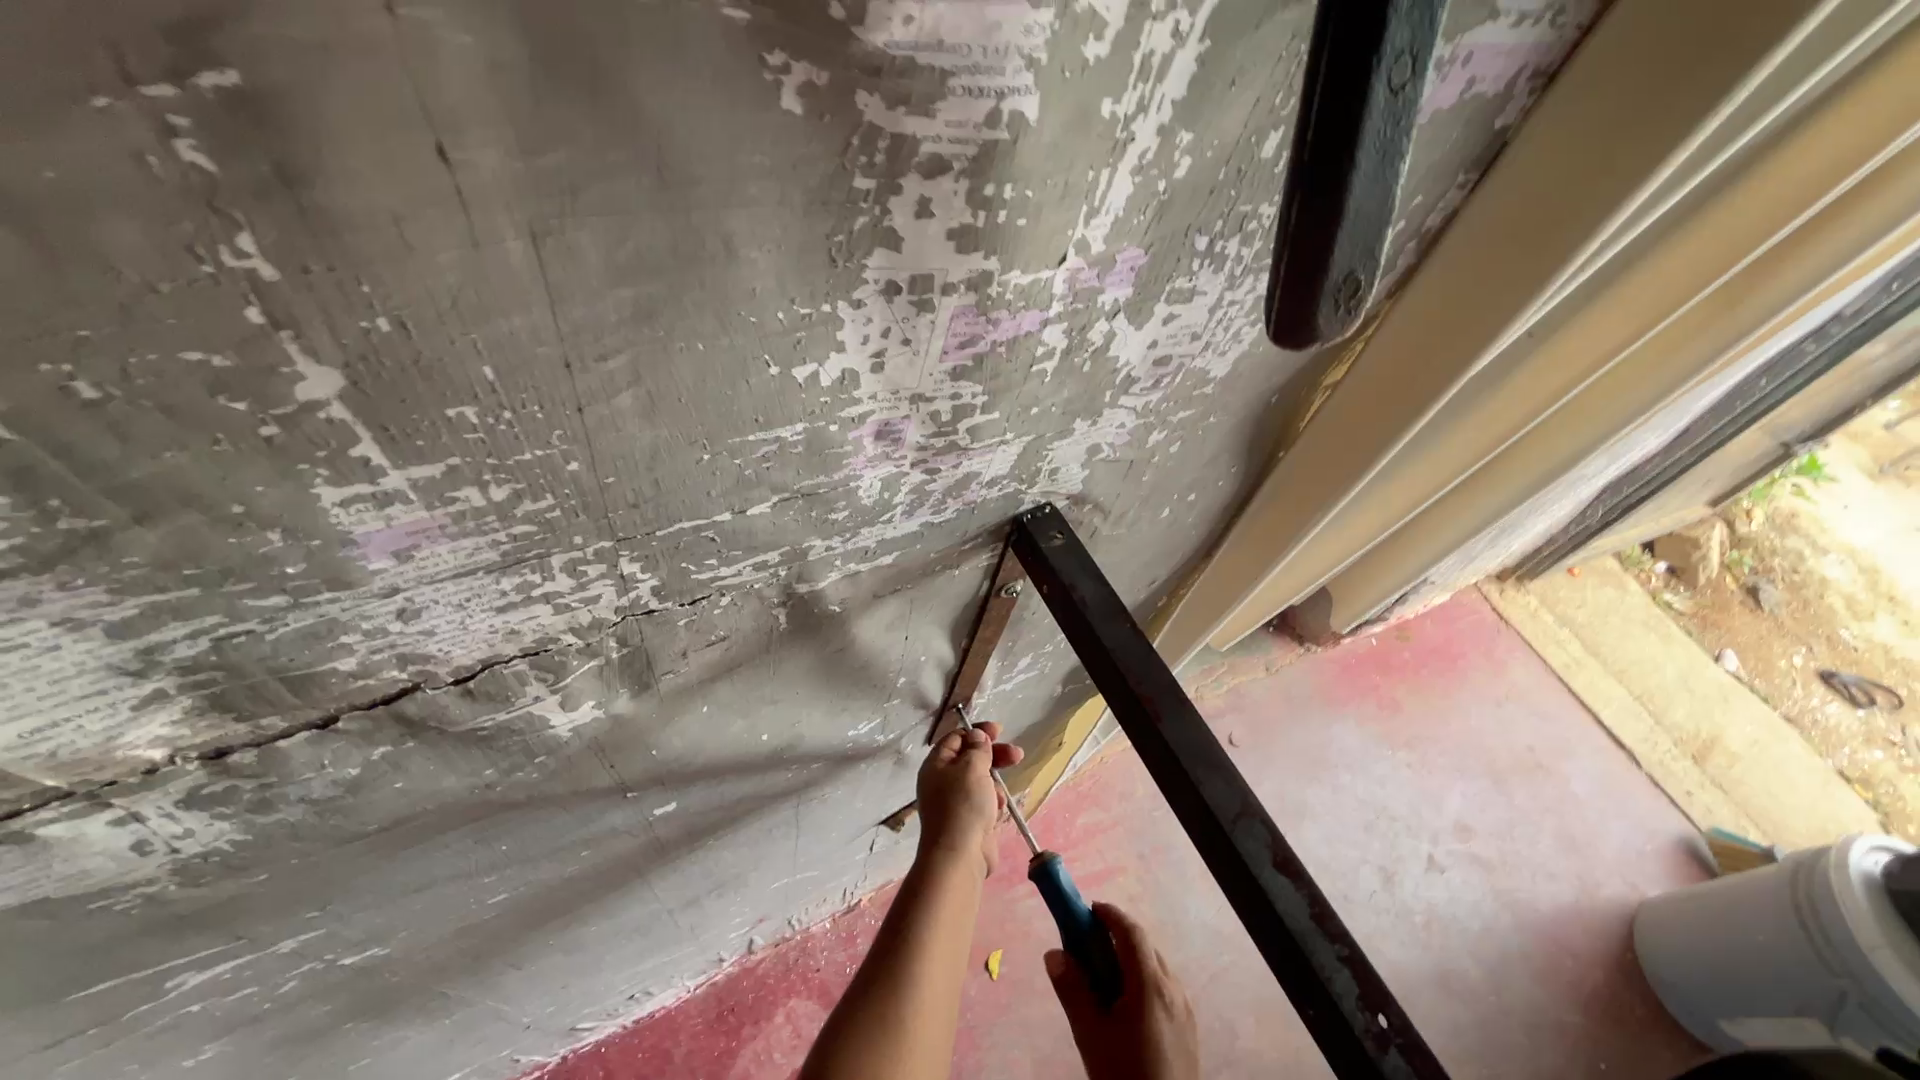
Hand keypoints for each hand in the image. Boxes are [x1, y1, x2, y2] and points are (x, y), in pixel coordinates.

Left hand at [916, 719, 1022, 876]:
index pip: (956, 738)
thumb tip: (976, 737)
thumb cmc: (964, 805)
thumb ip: (977, 749)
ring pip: (981, 782)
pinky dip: (993, 803)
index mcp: (936, 765)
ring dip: (994, 784)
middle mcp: (943, 781)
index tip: (999, 731)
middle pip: (971, 759)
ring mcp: (956, 802)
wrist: (959, 855)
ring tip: (1000, 795)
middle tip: (1016, 755)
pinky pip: (985, 803)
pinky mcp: (969, 820)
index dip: (977, 732)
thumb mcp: (972, 768)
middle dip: (994, 756)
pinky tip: (998, 810)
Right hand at [1046, 903, 1198, 1079]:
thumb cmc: (1123, 1074)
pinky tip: (1124, 1006)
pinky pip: (1163, 988)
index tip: (1087, 909)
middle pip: (1145, 947)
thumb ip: (1072, 990)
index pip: (1132, 932)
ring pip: (1155, 968)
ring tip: (1102, 979)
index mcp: (1150, 985)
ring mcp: (1185, 1008)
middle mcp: (1173, 988)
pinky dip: (1142, 980)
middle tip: (1086, 946)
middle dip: (1116, 937)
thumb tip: (1054, 953)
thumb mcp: (1090, 1034)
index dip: (1110, 914)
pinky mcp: (1188, 1026)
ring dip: (1129, 960)